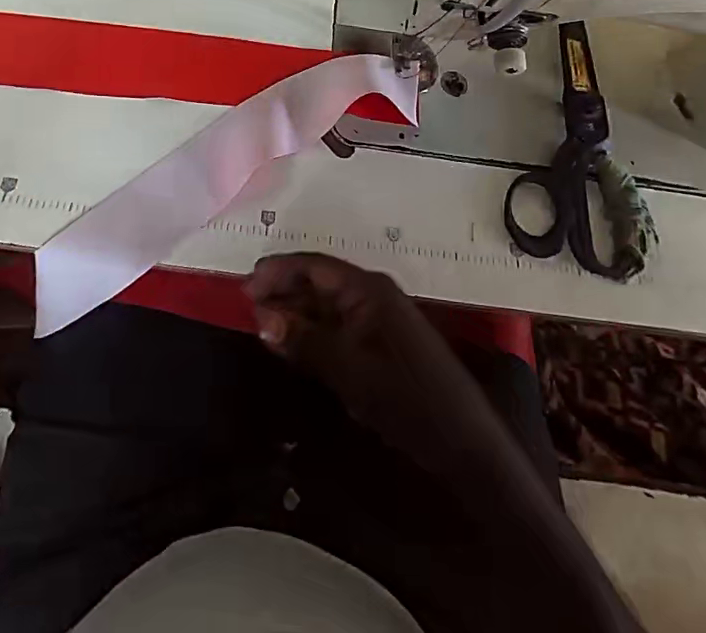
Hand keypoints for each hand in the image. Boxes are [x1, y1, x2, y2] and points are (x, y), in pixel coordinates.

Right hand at [246, 253, 485, 454]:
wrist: (460, 439)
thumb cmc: (403, 395)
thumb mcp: (345, 367)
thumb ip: (302, 339)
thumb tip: (260, 318)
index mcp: (367, 289)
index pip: (314, 265)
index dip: (277, 271)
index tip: (245, 287)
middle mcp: (373, 295)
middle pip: (319, 282)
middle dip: (283, 293)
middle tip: (249, 311)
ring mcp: (379, 319)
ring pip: (327, 306)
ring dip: (296, 314)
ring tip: (265, 329)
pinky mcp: (382, 344)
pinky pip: (339, 327)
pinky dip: (313, 333)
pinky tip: (294, 346)